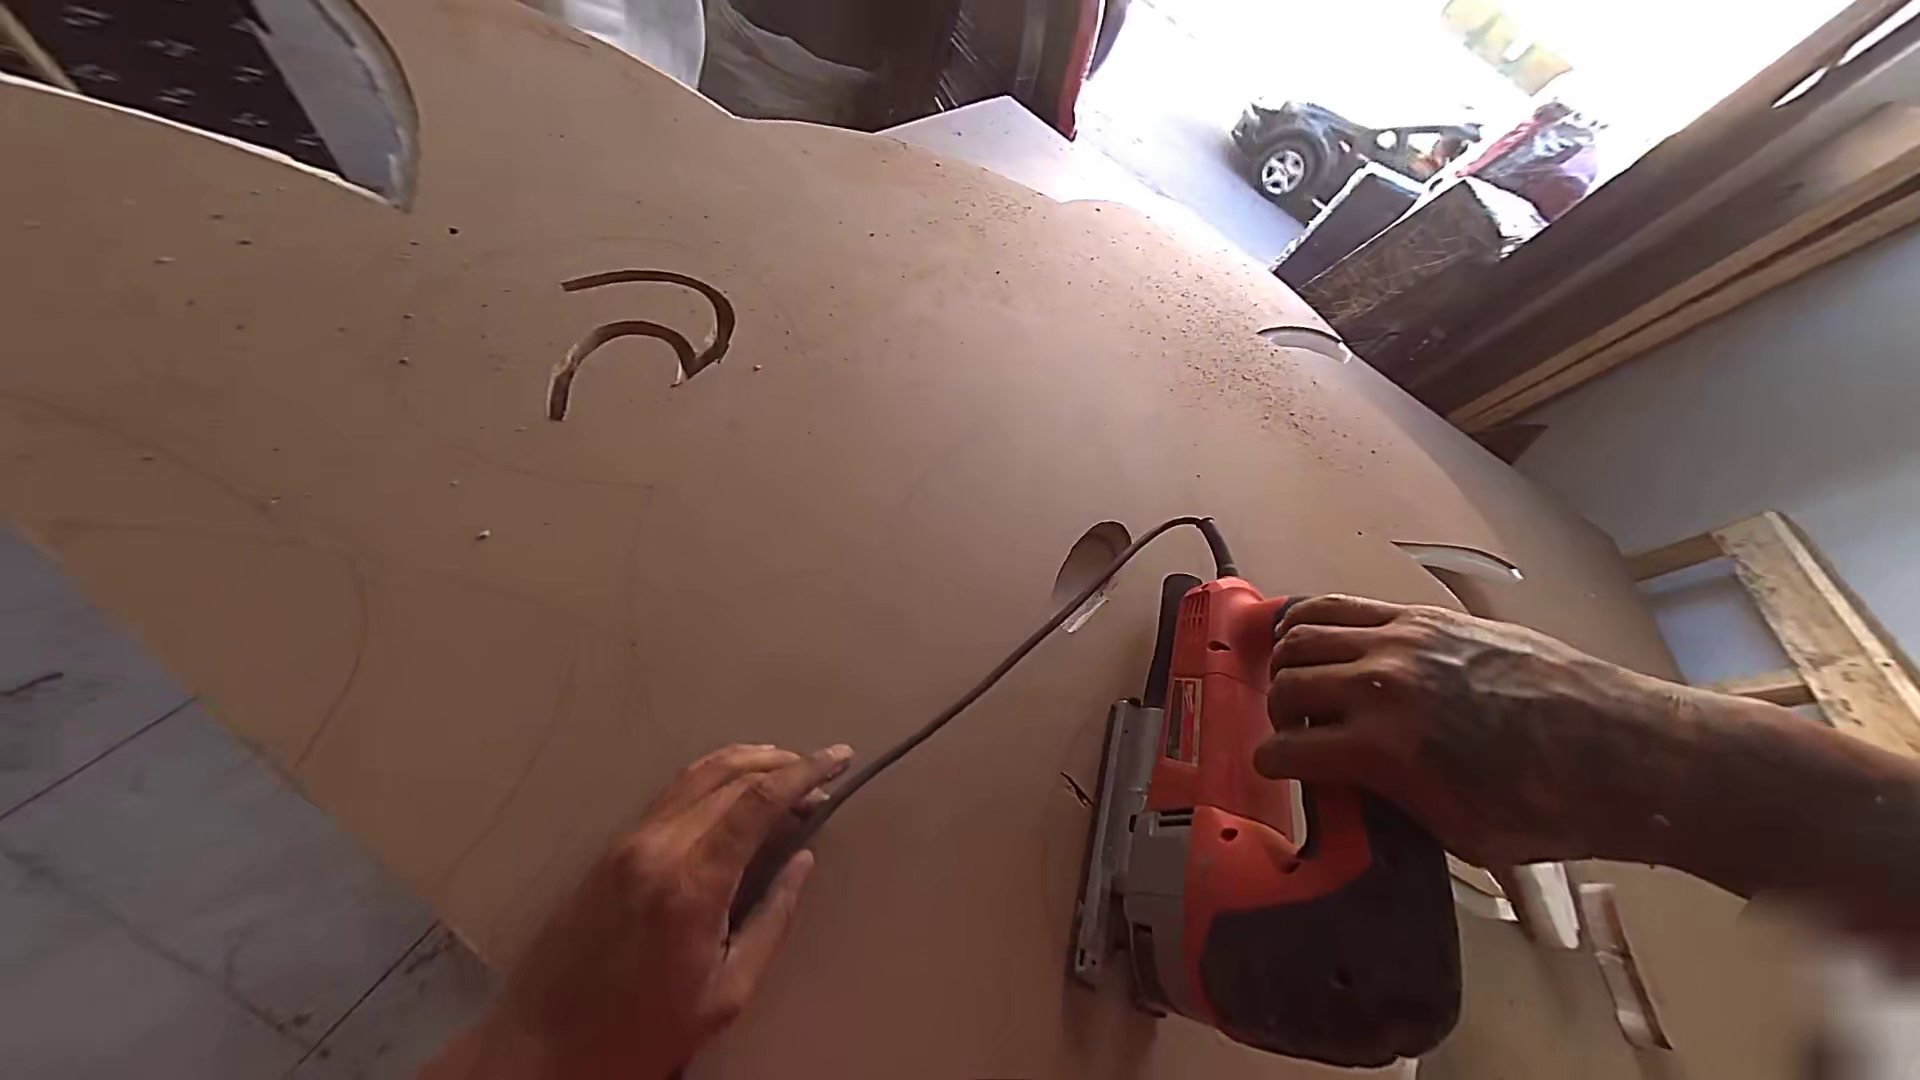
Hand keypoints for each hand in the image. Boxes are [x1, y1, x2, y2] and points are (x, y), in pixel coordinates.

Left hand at [425, 743, 853, 1079]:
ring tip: (789, 767)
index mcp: (692, 881)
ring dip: (754, 758)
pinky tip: (740, 782)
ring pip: (704, 770)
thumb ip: (774, 917)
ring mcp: (633, 837)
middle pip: (735, 775)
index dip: (806, 772)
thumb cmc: (644, 1031)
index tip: (841, 758)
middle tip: (822, 776)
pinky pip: (679, 787)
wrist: (538, 1050)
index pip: (759, 800)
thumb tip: (805, 857)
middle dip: (787, 765)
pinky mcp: (617, 842)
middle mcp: (661, 843)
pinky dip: (720, 772)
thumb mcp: (728, 993)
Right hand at [1254, 595, 1690, 869]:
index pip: (1288, 749)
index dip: (1271, 760)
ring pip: (1300, 637)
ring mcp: (1397, 642)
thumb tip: (1341, 774)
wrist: (1632, 753)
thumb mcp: (1454, 830)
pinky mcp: (1419, 617)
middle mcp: (1379, 687)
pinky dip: (1306, 620)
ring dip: (1285, 662)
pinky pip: (1337, 605)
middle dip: (1277, 710)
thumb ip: (1382, 795)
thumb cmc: (1550, 808)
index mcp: (1384, 749)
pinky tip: (1307, 635)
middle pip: (1286, 685)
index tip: (1272, 763)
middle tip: (1292, 723)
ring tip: (1295, 676)